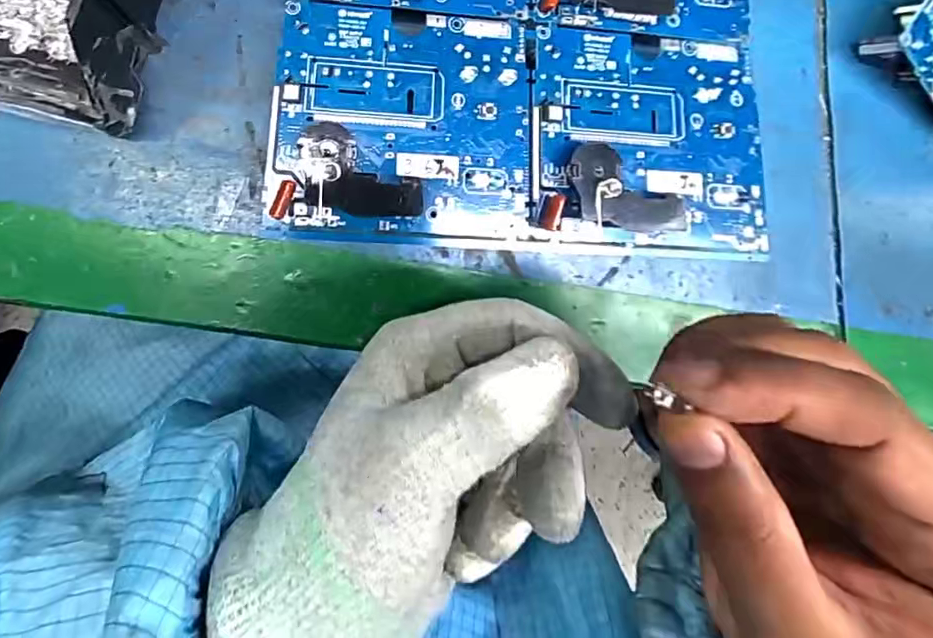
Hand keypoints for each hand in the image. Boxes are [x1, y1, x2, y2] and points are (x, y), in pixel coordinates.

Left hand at [208, 299, 632, 637]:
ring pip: (529, 446)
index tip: (613, 409)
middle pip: (530, 390)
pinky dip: (499, 525)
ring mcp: (451, 431)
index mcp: (421, 348)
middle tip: (552, 518)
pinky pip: (513, 487)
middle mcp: (439, 378)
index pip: (512, 324)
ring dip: (517, 504)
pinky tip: (459, 553)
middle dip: (542, 458)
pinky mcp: (461, 479)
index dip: (568, 355)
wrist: (318, 617)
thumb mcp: (417, 463)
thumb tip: (561, 358)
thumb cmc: (357, 525)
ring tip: (477, 546)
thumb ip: (485, 410)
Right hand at [649, 315, 932, 637]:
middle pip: (838, 373)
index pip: (872, 418)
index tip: (684, 382)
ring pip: (800, 361)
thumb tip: (683, 421)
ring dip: (724, 356)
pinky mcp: (817, 449)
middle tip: (666, 382)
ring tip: (667, 386)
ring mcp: (870, 456)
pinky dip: (717, 375)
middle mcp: (929, 479)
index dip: (773, 384)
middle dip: (742, 361)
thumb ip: (746, 535)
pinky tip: (684, 393)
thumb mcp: (791, 636)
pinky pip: (768, 385)